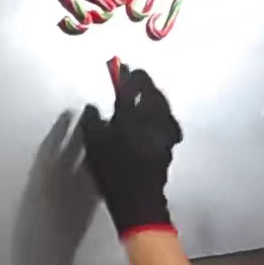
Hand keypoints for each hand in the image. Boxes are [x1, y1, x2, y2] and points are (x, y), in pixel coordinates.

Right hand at [79, 64, 182, 235]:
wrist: (137, 197)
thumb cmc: (113, 171)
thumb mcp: (93, 145)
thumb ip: (92, 121)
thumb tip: (93, 109)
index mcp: (131, 115)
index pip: (129, 86)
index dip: (124, 75)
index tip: (121, 67)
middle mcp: (153, 118)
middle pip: (152, 91)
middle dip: (143, 81)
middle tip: (136, 76)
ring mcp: (165, 130)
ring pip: (163, 105)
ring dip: (154, 95)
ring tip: (147, 93)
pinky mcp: (171, 143)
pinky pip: (168, 120)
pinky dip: (161, 113)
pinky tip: (157, 118)